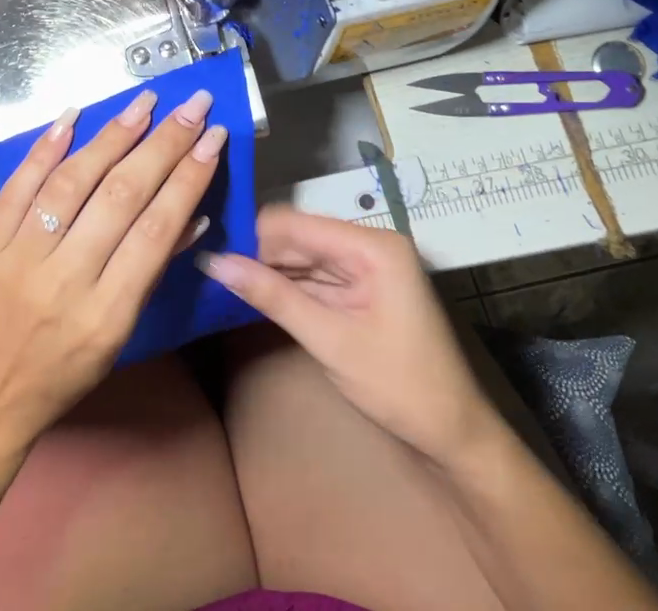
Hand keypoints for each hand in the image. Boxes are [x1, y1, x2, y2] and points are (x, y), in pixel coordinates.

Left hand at [0, 88, 228, 454]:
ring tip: (143, 103)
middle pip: (119, 197)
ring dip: (111, 136)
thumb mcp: (117, 340)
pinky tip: (73, 117)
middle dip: (162, 145)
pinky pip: (16, 187)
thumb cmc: (60, 376)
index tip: (213, 138)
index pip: (155, 230)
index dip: (188, 178)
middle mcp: (62, 280)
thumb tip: (191, 215)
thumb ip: (150, 275)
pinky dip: (44, 149)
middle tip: (190, 105)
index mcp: (105, 314)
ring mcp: (17, 259)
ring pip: (70, 184)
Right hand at [196, 206, 502, 464]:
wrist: (452, 433)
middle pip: (294, 237)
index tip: (205, 248)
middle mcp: (368, 246)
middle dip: (253, 252)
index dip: (248, 234)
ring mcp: (363, 268)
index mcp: (372, 247)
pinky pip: (310, 278)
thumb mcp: (329, 340)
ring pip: (297, 258)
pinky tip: (247, 293)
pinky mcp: (357, 290)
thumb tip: (214, 262)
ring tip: (215, 278)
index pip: (294, 223)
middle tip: (204, 268)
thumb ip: (272, 296)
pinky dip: (282, 287)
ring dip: (263, 270)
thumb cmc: (400, 385)